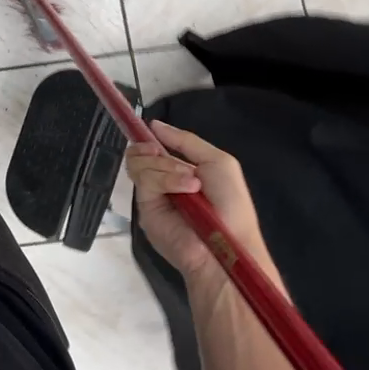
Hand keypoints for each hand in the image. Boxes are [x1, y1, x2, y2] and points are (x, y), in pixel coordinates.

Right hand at [125, 121, 267, 291]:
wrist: (227, 246)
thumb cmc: (231, 204)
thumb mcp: (219, 162)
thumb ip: (186, 141)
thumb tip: (153, 124)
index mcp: (180, 171)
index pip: (153, 148)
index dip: (149, 138)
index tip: (147, 129)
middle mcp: (162, 181)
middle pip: (139, 152)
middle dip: (151, 149)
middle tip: (162, 154)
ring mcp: (152, 194)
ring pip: (137, 162)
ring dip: (164, 166)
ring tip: (189, 183)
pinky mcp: (144, 208)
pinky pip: (143, 180)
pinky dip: (164, 179)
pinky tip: (184, 190)